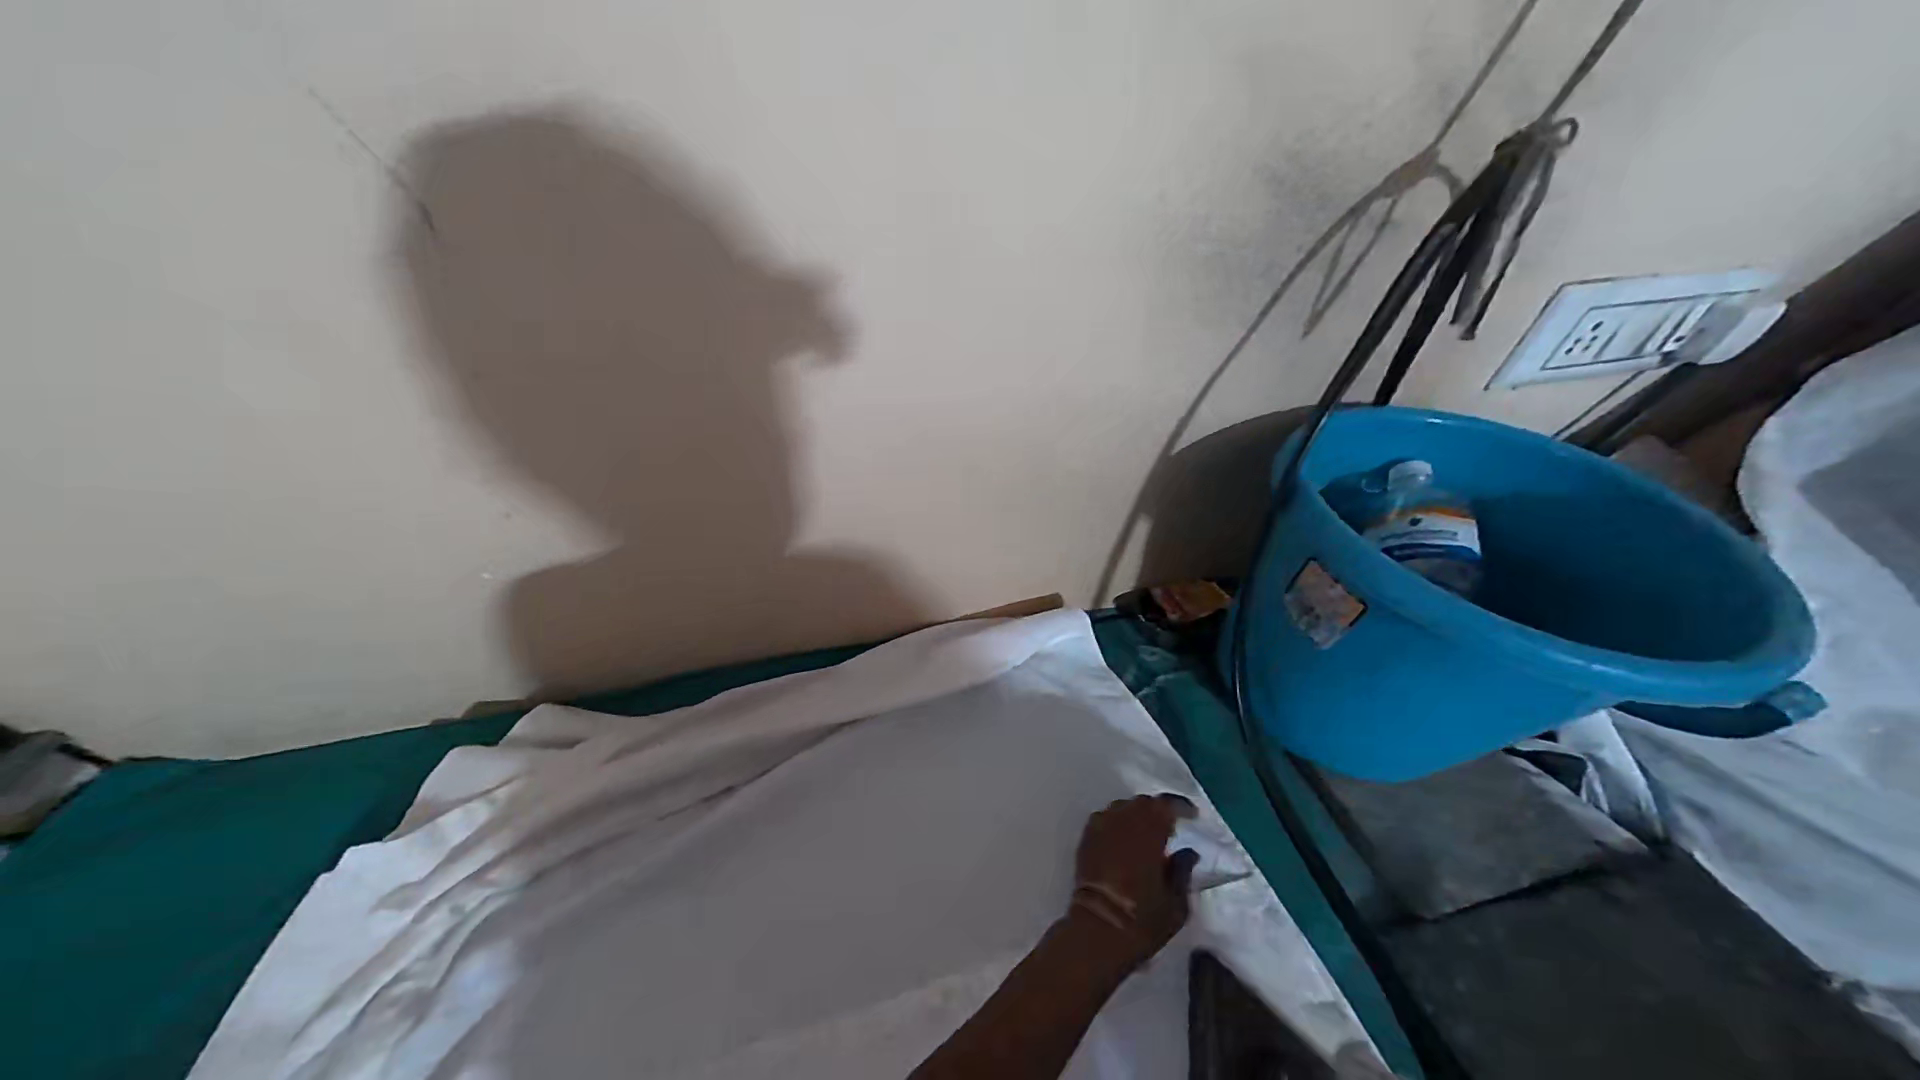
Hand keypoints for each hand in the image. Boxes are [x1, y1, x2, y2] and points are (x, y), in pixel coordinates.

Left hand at [1067, 794, 1198, 967]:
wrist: (1097, 931)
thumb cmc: (1142, 920)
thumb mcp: (1176, 904)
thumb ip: (1183, 871)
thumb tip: (1188, 852)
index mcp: (1149, 833)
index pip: (1166, 805)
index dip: (1181, 806)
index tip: (1192, 815)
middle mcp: (1123, 822)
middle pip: (1143, 802)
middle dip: (1159, 809)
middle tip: (1170, 826)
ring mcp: (1101, 828)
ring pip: (1122, 807)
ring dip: (1137, 813)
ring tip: (1147, 831)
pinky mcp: (1086, 838)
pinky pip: (1104, 818)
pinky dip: (1117, 821)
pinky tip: (1124, 838)